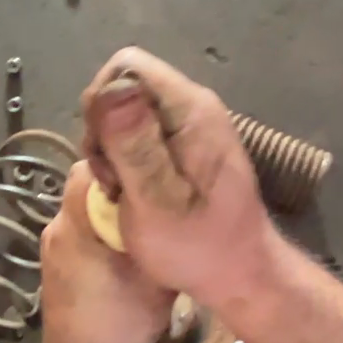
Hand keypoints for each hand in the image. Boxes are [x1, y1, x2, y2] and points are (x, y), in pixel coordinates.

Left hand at [38, 162, 177, 342]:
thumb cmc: (121, 321)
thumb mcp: (155, 277)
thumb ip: (161, 235)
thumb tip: (178, 203)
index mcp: (77, 223)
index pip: (91, 166)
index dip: (122, 158)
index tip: (150, 163)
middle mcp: (57, 226)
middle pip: (86, 183)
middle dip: (119, 182)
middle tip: (153, 189)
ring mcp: (51, 244)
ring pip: (82, 206)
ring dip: (109, 206)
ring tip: (143, 215)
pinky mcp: (53, 261)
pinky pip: (79, 228)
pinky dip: (100, 226)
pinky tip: (124, 241)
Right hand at [79, 48, 281, 309]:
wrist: (241, 276)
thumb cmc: (200, 247)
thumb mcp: (157, 202)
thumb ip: (134, 146)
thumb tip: (112, 88)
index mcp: (190, 110)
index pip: (126, 66)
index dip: (101, 106)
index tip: (104, 154)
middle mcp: (192, 106)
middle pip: (123, 88)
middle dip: (103, 132)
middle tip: (114, 182)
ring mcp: (190, 126)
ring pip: (125, 114)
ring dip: (111, 152)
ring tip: (122, 194)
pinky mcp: (185, 146)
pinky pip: (137, 136)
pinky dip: (124, 162)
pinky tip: (132, 195)